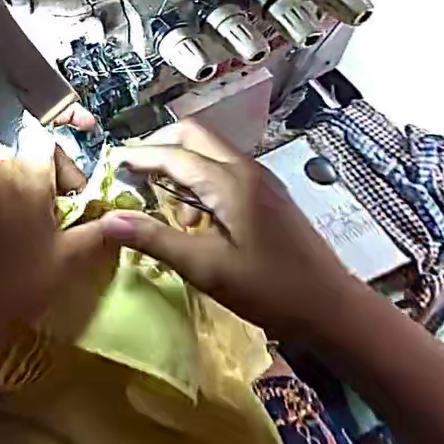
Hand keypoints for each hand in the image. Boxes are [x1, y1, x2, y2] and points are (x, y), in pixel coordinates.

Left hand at [0, 127, 113, 378]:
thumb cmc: (21, 281)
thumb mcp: (70, 257)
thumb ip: (101, 230)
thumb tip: (125, 217)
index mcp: (28, 172)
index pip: (53, 141)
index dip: (69, 164)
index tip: (79, 195)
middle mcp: (0, 164)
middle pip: (34, 148)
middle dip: (55, 173)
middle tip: (64, 212)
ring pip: (10, 154)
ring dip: (27, 171)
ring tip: (36, 206)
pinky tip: (3, 184)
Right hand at [98, 119, 360, 340]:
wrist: (335, 309)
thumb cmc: (271, 290)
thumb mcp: (207, 268)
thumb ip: (156, 239)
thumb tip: (109, 219)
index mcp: (230, 182)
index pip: (172, 154)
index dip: (137, 156)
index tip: (110, 164)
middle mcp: (246, 168)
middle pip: (193, 135)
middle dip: (158, 146)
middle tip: (133, 171)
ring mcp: (260, 178)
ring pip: (209, 150)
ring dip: (180, 163)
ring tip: (159, 198)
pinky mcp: (268, 192)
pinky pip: (223, 168)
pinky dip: (199, 178)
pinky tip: (195, 217)